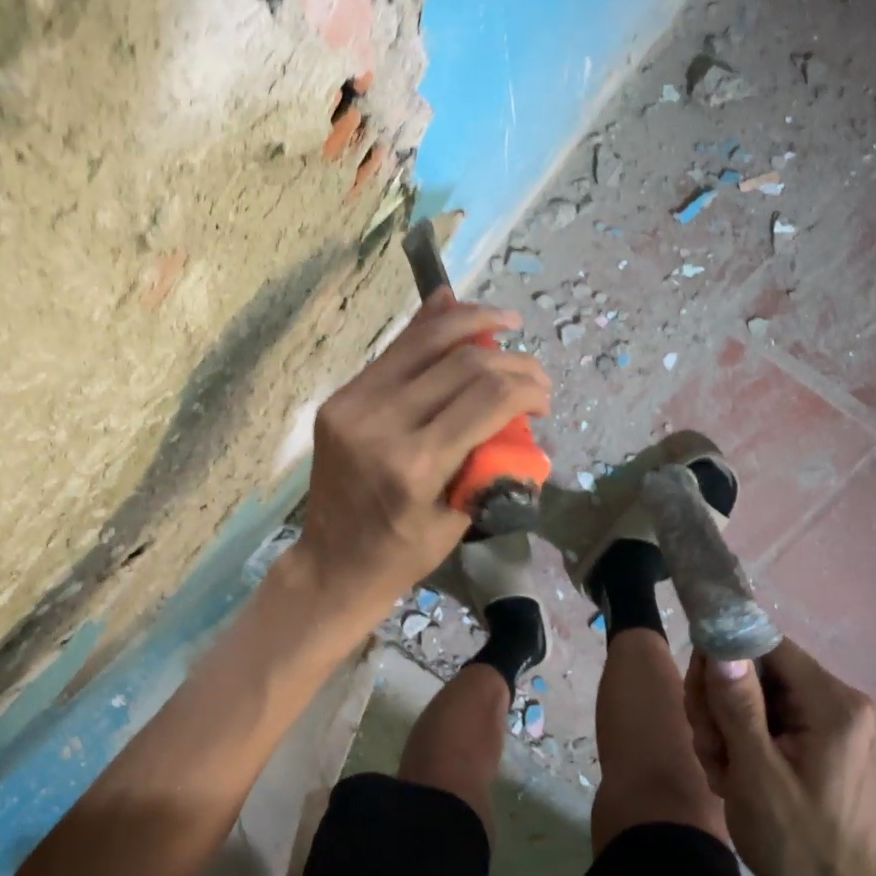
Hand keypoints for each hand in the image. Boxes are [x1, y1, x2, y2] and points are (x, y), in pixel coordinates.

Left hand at [292, 290, 549, 615]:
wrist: (330, 564)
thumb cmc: (402, 555)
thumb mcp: (459, 519)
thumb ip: (489, 459)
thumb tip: (521, 409)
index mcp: (415, 465)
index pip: (487, 399)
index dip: (526, 387)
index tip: (544, 398)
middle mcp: (380, 425)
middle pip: (461, 363)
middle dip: (510, 360)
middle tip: (533, 371)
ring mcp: (352, 407)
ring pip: (422, 343)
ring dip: (469, 323)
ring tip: (504, 319)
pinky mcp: (338, 400)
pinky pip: (391, 354)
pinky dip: (427, 332)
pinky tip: (454, 311)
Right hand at [685, 642, 875, 875]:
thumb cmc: (797, 840)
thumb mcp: (756, 773)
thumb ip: (738, 705)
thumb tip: (719, 646)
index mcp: (833, 704)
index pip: (763, 644)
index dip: (721, 660)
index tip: (698, 698)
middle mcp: (841, 702)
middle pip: (756, 668)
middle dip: (719, 702)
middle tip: (709, 747)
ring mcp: (835, 723)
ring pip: (755, 694)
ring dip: (725, 726)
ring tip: (721, 770)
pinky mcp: (826, 742)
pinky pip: (770, 717)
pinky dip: (743, 739)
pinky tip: (735, 774)